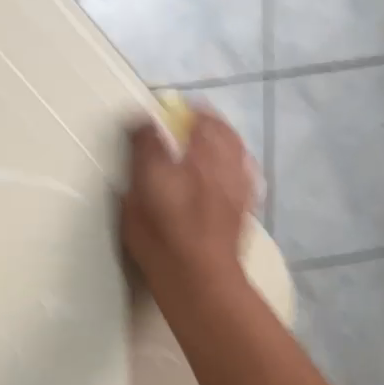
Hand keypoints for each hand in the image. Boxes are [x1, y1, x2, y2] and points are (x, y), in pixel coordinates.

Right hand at [120, 110, 256, 303]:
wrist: (199, 276)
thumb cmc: (161, 234)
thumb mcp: (139, 190)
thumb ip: (144, 151)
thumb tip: (142, 120)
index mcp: (200, 156)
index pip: (194, 118)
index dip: (179, 109)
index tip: (164, 108)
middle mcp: (226, 165)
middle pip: (220, 131)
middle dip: (204, 121)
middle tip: (185, 119)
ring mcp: (239, 187)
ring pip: (235, 150)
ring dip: (221, 139)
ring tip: (205, 140)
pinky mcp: (244, 207)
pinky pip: (243, 172)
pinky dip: (233, 162)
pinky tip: (225, 168)